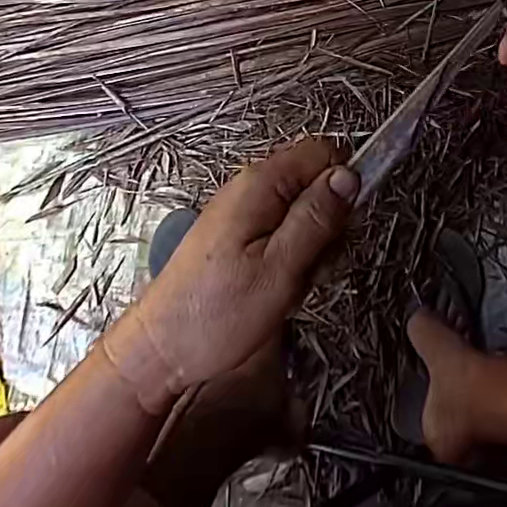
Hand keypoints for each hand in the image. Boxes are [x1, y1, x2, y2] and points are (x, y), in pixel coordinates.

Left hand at [100, 138, 356, 413]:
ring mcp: (244, 210)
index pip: (323, 151)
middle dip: (329, 221)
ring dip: (314, 245)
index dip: (343, 183)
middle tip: (318, 263)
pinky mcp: (240, 233)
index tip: (345, 224)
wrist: (158, 354)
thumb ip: (317, 217)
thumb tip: (348, 176)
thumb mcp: (280, 269)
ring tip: (296, 281)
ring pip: (304, 209)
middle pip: (315, 181)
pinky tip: (282, 285)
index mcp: (261, 184)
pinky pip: (284, 230)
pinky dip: (294, 256)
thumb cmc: (216, 316)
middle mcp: (251, 187)